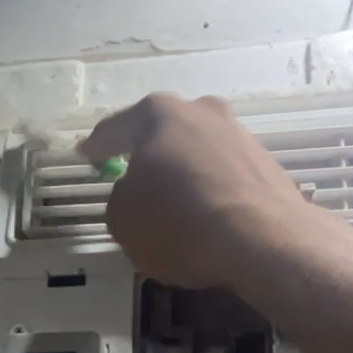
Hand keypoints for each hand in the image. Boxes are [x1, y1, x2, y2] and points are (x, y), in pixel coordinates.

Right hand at [77, 93, 311, 289]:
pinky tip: (208, 218)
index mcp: (157, 115)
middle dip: (147, 157)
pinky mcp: (266, 163)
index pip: (114, 131)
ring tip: (176, 208)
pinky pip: (224, 175)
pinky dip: (212, 191)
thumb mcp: (124, 221)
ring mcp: (239, 134)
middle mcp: (200, 112)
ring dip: (183, 174)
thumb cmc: (180, 225)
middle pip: (162, 135)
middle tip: (134, 181)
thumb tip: (134, 194)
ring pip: (197, 153)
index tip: (86, 155)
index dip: (96, 147)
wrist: (263, 241)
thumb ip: (120, 200)